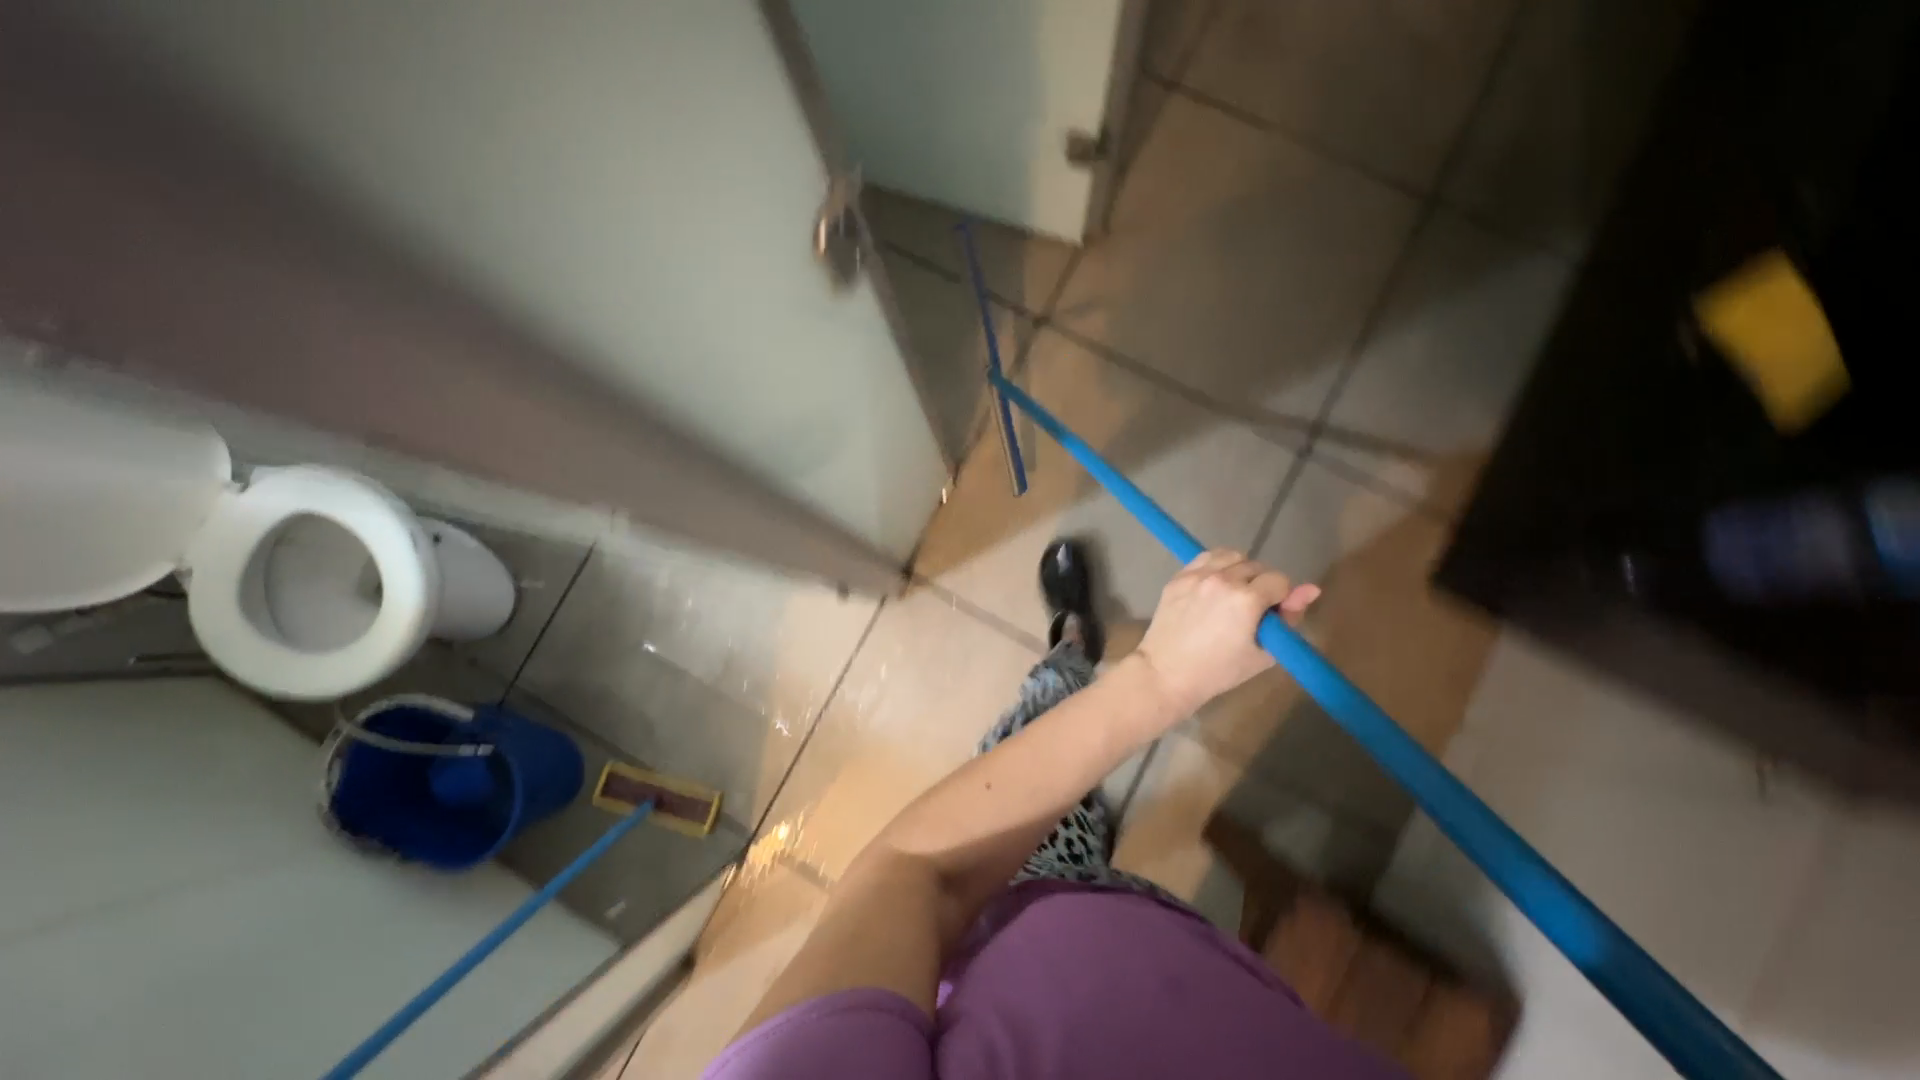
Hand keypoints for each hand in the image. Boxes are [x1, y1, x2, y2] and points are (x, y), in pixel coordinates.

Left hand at [1131, 550, 1319, 716]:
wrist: (1166, 673)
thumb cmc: (1219, 671)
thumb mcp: (1263, 652)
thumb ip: (1289, 619)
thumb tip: (1312, 589)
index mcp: (1246, 599)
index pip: (1280, 580)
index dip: (1281, 598)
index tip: (1270, 616)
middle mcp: (1222, 579)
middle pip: (1257, 566)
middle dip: (1261, 585)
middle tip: (1251, 610)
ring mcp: (1196, 576)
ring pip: (1231, 556)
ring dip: (1239, 570)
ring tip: (1233, 595)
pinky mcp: (1177, 577)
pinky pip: (1205, 558)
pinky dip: (1216, 567)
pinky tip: (1214, 587)